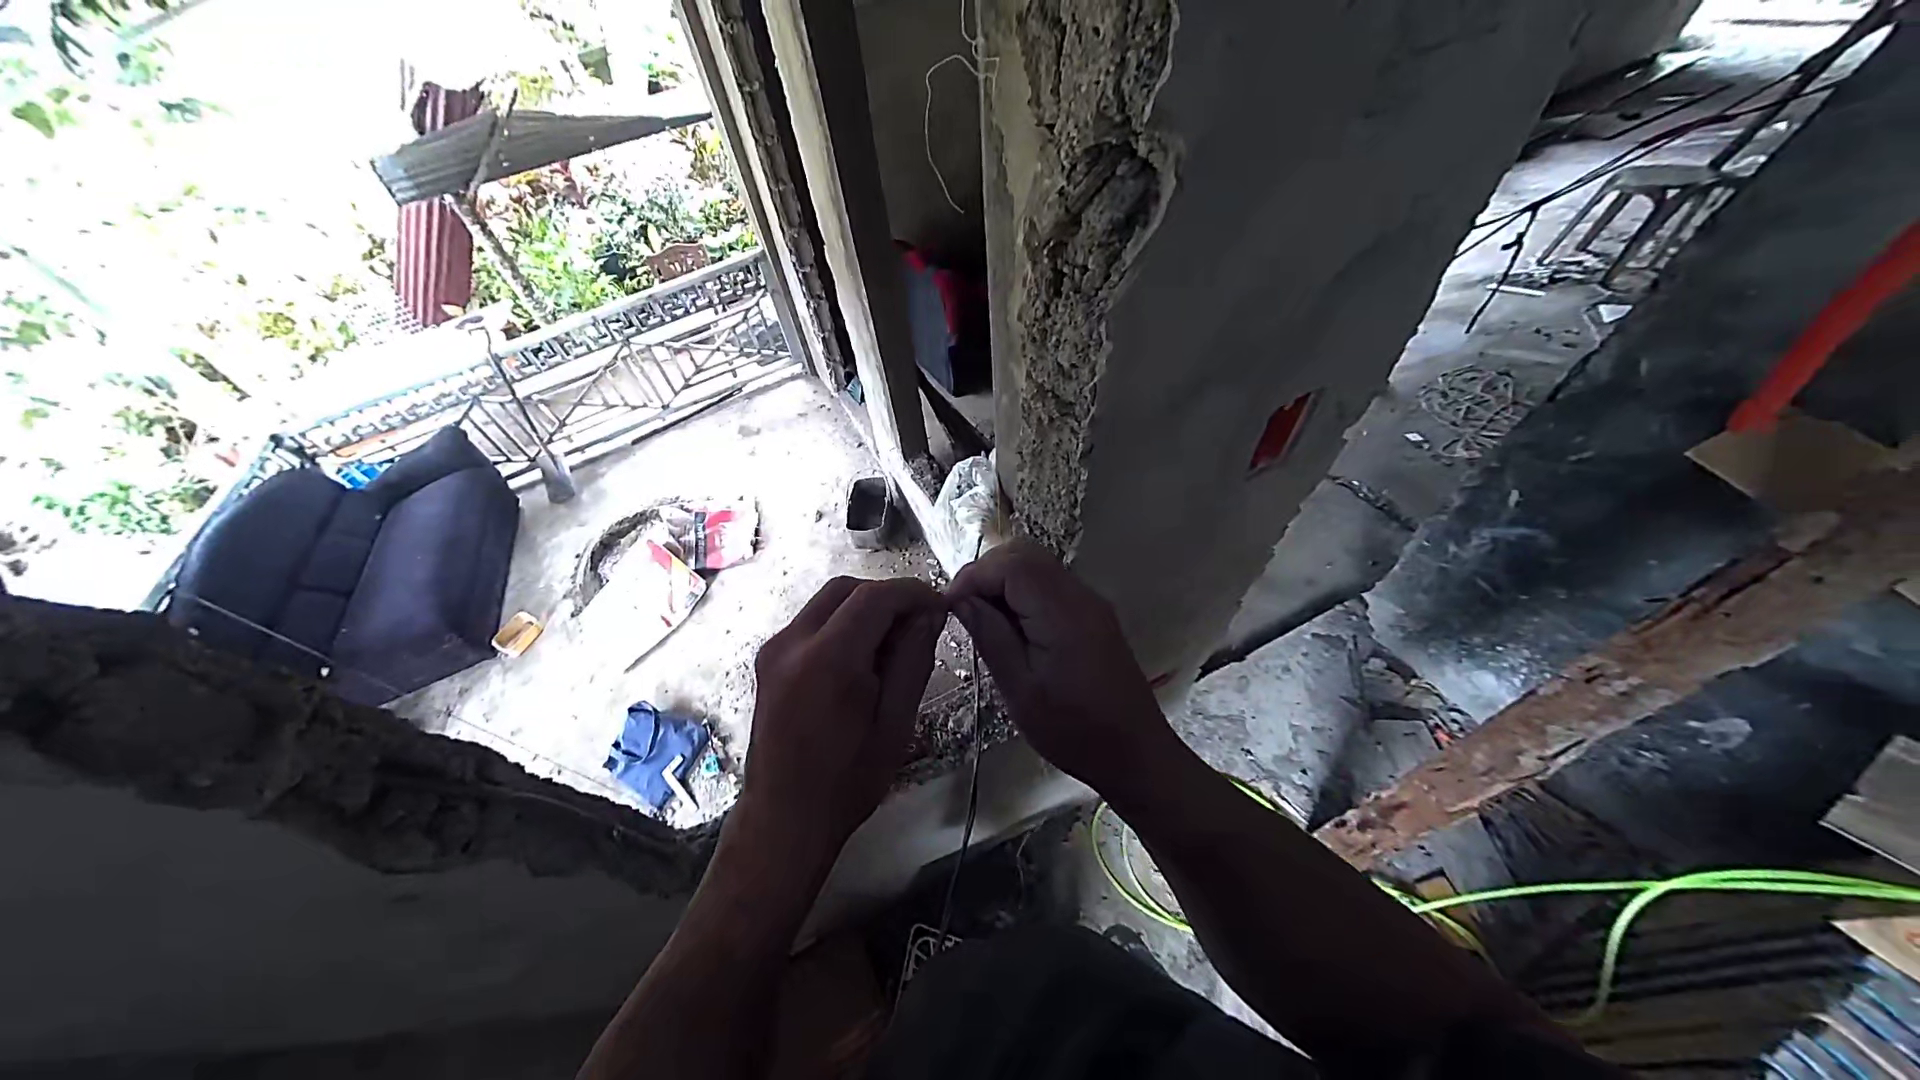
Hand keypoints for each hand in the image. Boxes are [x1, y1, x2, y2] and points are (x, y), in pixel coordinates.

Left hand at [736, 576, 945, 864]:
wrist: (784, 818)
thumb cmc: (848, 780)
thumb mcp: (896, 722)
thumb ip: (913, 659)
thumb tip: (930, 614)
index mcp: (826, 660)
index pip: (873, 597)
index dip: (912, 593)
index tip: (939, 605)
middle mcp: (791, 643)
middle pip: (846, 589)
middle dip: (887, 596)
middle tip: (919, 622)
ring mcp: (774, 650)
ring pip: (827, 602)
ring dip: (864, 608)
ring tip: (894, 642)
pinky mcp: (768, 660)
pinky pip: (812, 622)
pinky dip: (843, 624)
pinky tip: (863, 656)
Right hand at [947, 541, 1176, 797]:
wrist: (1135, 752)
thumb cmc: (1073, 730)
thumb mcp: (1020, 690)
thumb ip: (991, 636)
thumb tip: (961, 599)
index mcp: (1063, 613)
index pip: (1011, 564)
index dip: (974, 575)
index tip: (949, 604)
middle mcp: (1080, 596)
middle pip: (1025, 554)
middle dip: (986, 572)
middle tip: (963, 609)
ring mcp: (1090, 603)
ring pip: (1037, 565)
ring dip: (1003, 581)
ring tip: (982, 619)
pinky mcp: (1093, 614)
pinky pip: (1050, 585)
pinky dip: (1022, 592)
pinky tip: (1011, 627)